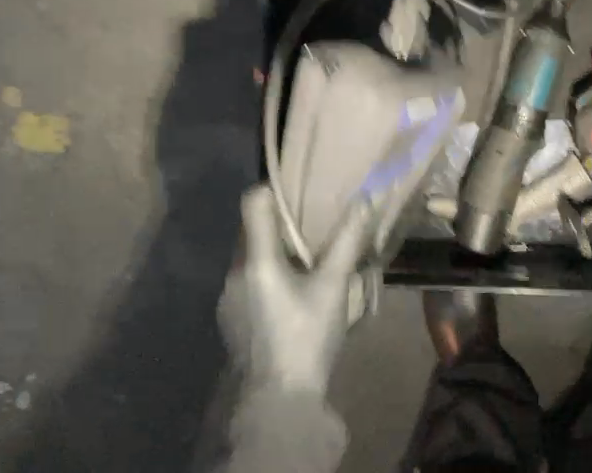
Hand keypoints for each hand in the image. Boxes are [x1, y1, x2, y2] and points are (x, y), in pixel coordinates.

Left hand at [218, 184, 372, 396]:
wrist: (279, 401)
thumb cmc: (307, 338)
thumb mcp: (334, 287)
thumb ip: (347, 241)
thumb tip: (363, 199)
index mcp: (257, 259)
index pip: (252, 202)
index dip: (272, 190)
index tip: (297, 192)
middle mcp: (234, 272)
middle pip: (252, 230)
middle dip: (279, 225)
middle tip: (312, 227)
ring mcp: (227, 298)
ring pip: (250, 258)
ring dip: (273, 254)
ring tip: (305, 263)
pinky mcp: (229, 320)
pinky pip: (246, 283)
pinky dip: (266, 278)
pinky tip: (291, 297)